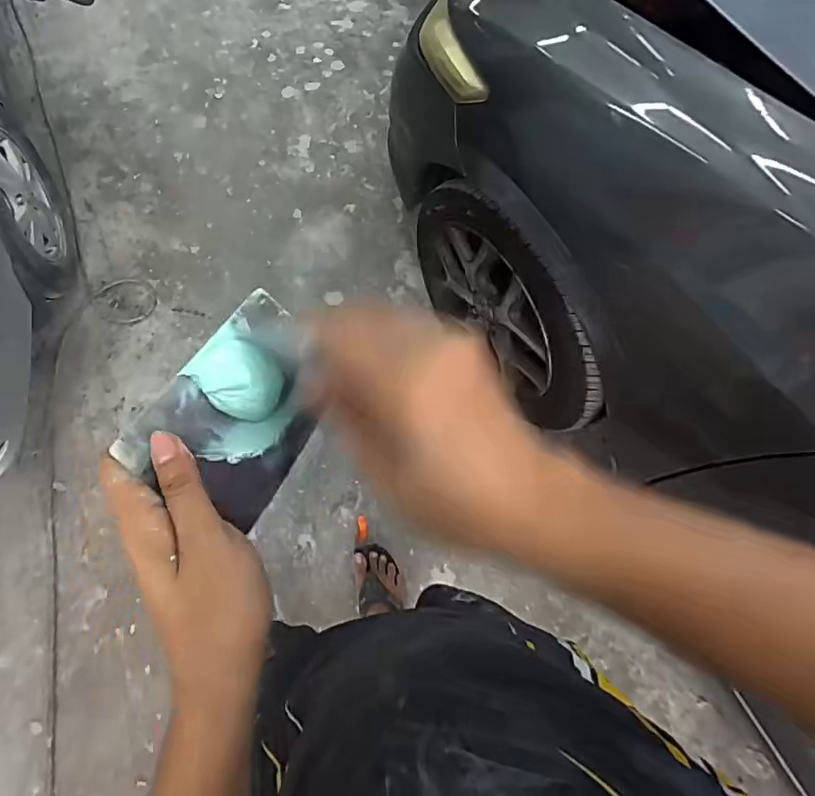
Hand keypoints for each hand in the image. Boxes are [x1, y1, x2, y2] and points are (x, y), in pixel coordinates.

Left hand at [100, 431, 271, 709]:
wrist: (226, 676)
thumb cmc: (219, 608)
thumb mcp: (207, 540)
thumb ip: (183, 489)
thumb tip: (158, 437)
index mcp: (138, 525)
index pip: (115, 466)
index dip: (138, 435)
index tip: (177, 412)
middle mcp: (141, 531)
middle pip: (137, 473)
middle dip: (165, 443)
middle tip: (208, 419)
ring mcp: (162, 544)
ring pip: (161, 489)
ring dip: (184, 463)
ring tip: (221, 438)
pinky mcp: (182, 554)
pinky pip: (179, 507)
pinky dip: (196, 487)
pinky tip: (227, 477)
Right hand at [310, 305, 557, 551]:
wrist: (528, 494)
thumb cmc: (450, 500)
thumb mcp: (383, 475)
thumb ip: (345, 419)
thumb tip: (315, 384)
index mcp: (403, 380)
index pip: (336, 335)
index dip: (304, 340)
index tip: (286, 357)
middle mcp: (427, 345)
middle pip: (358, 314)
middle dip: (327, 331)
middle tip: (311, 364)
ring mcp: (450, 338)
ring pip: (383, 313)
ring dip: (355, 331)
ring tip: (343, 367)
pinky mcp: (464, 341)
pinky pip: (408, 324)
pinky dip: (383, 335)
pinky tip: (379, 366)